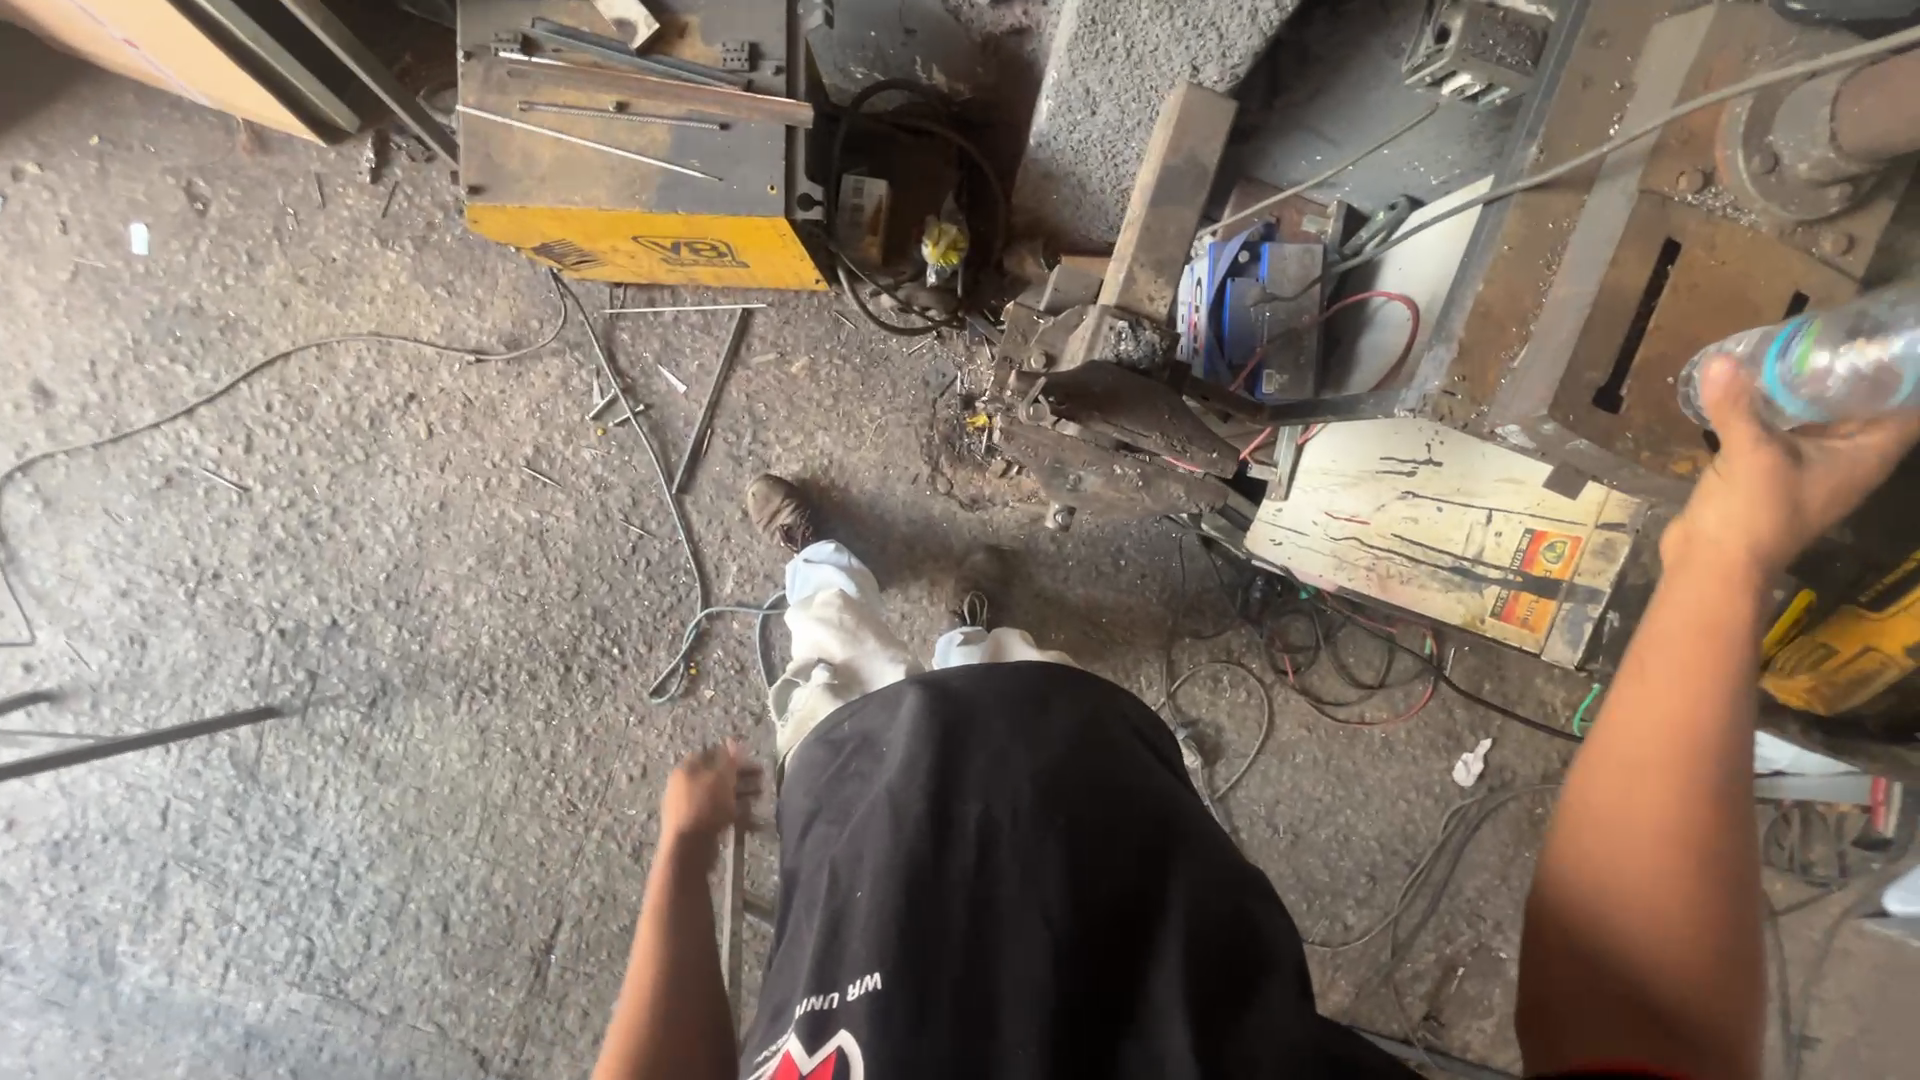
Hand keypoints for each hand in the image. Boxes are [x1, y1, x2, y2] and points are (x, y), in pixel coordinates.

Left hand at [659, 739, 762, 858]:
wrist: (688, 849)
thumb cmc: (705, 806)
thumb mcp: (722, 777)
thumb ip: (730, 758)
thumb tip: (733, 740)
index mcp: (687, 769)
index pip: (712, 753)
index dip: (733, 755)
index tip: (752, 761)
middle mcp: (686, 786)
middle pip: (719, 775)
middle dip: (742, 776)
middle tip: (762, 779)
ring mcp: (691, 807)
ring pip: (721, 795)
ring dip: (742, 794)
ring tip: (760, 797)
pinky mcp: (698, 826)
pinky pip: (720, 813)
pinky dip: (735, 813)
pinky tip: (752, 818)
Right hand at [1663, 354, 1919, 577]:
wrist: (1714, 563)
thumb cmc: (1754, 512)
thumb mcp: (1748, 454)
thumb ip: (1737, 407)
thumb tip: (1722, 360)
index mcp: (1866, 455)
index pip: (1904, 406)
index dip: (1896, 374)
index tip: (1873, 344)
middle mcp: (1846, 462)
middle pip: (1860, 411)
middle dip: (1845, 378)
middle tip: (1821, 342)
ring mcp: (1806, 472)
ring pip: (1816, 425)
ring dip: (1803, 399)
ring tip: (1782, 362)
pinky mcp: (1768, 479)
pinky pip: (1779, 439)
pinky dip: (1770, 419)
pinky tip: (1748, 400)